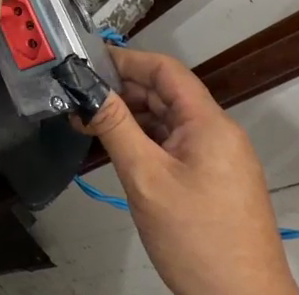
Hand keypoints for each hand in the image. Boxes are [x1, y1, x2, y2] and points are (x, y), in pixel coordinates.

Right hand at [80, 47, 297, 294]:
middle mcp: (219, 134)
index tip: (86, 63)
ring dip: (130, 117)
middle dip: (122, 91)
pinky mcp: (214, 181)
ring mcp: (219, 159)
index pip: (165, 70)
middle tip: (80, 97)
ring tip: (90, 123)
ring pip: (168, 120)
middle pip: (165, 93)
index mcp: (209, 124)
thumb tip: (85, 86)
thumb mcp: (146, 178)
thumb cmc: (196, 238)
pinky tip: (117, 149)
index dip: (125, 60)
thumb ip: (115, 126)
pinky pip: (175, 145)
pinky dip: (145, 140)